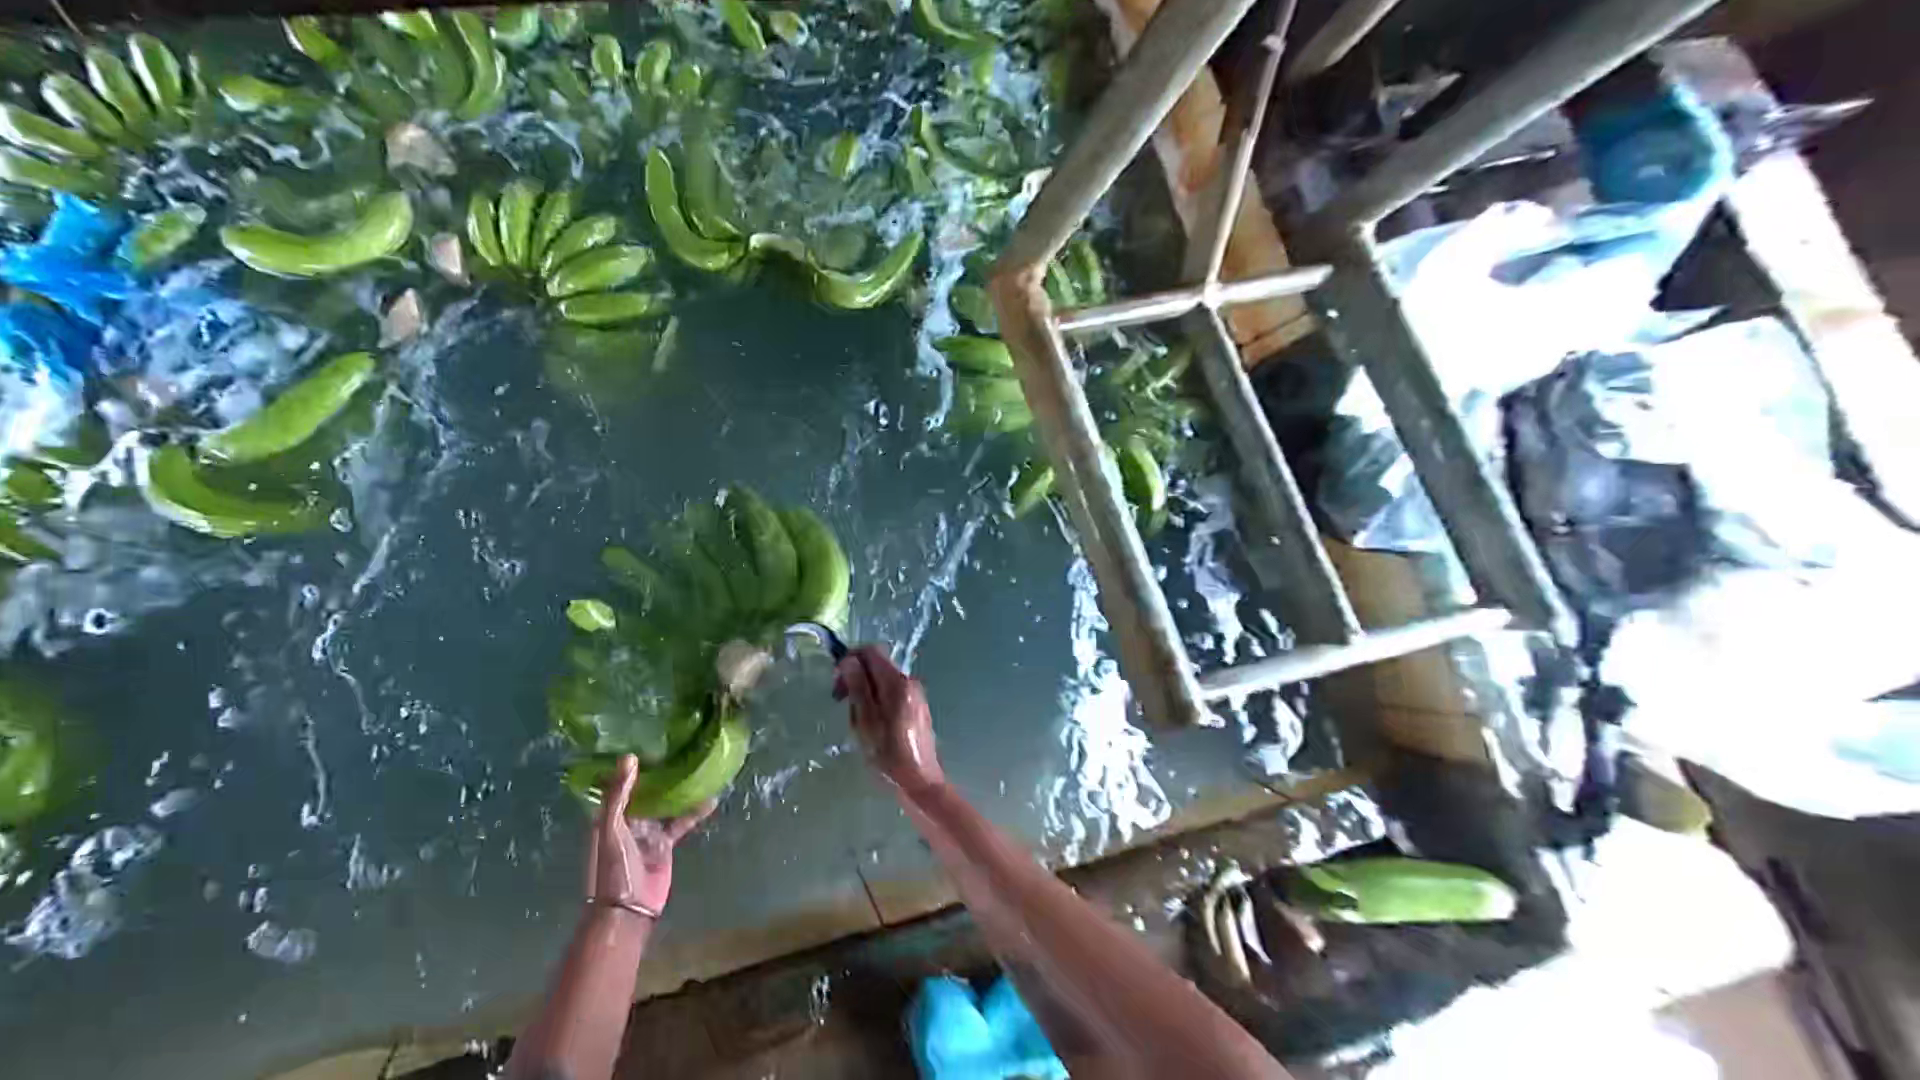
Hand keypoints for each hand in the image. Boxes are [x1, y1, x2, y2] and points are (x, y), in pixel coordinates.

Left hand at [584, 755, 714, 916]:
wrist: (629, 910)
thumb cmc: (613, 869)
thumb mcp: (611, 829)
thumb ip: (618, 795)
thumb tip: (630, 757)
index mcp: (609, 815)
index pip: (621, 783)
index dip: (634, 765)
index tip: (652, 743)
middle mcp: (628, 820)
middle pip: (646, 791)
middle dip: (660, 773)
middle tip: (681, 748)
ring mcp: (648, 831)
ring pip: (665, 803)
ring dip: (679, 789)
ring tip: (698, 768)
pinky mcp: (665, 843)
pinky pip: (681, 821)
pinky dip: (694, 811)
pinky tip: (709, 799)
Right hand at [834, 645, 944, 796]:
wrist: (920, 781)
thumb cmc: (888, 755)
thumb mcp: (865, 722)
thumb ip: (858, 688)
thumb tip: (849, 661)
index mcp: (897, 683)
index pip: (871, 651)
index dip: (850, 660)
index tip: (837, 683)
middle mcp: (910, 682)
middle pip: (878, 664)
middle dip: (856, 677)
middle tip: (842, 702)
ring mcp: (916, 694)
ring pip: (883, 680)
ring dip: (865, 691)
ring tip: (857, 720)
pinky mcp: (918, 707)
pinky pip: (892, 692)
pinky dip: (877, 700)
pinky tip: (872, 724)